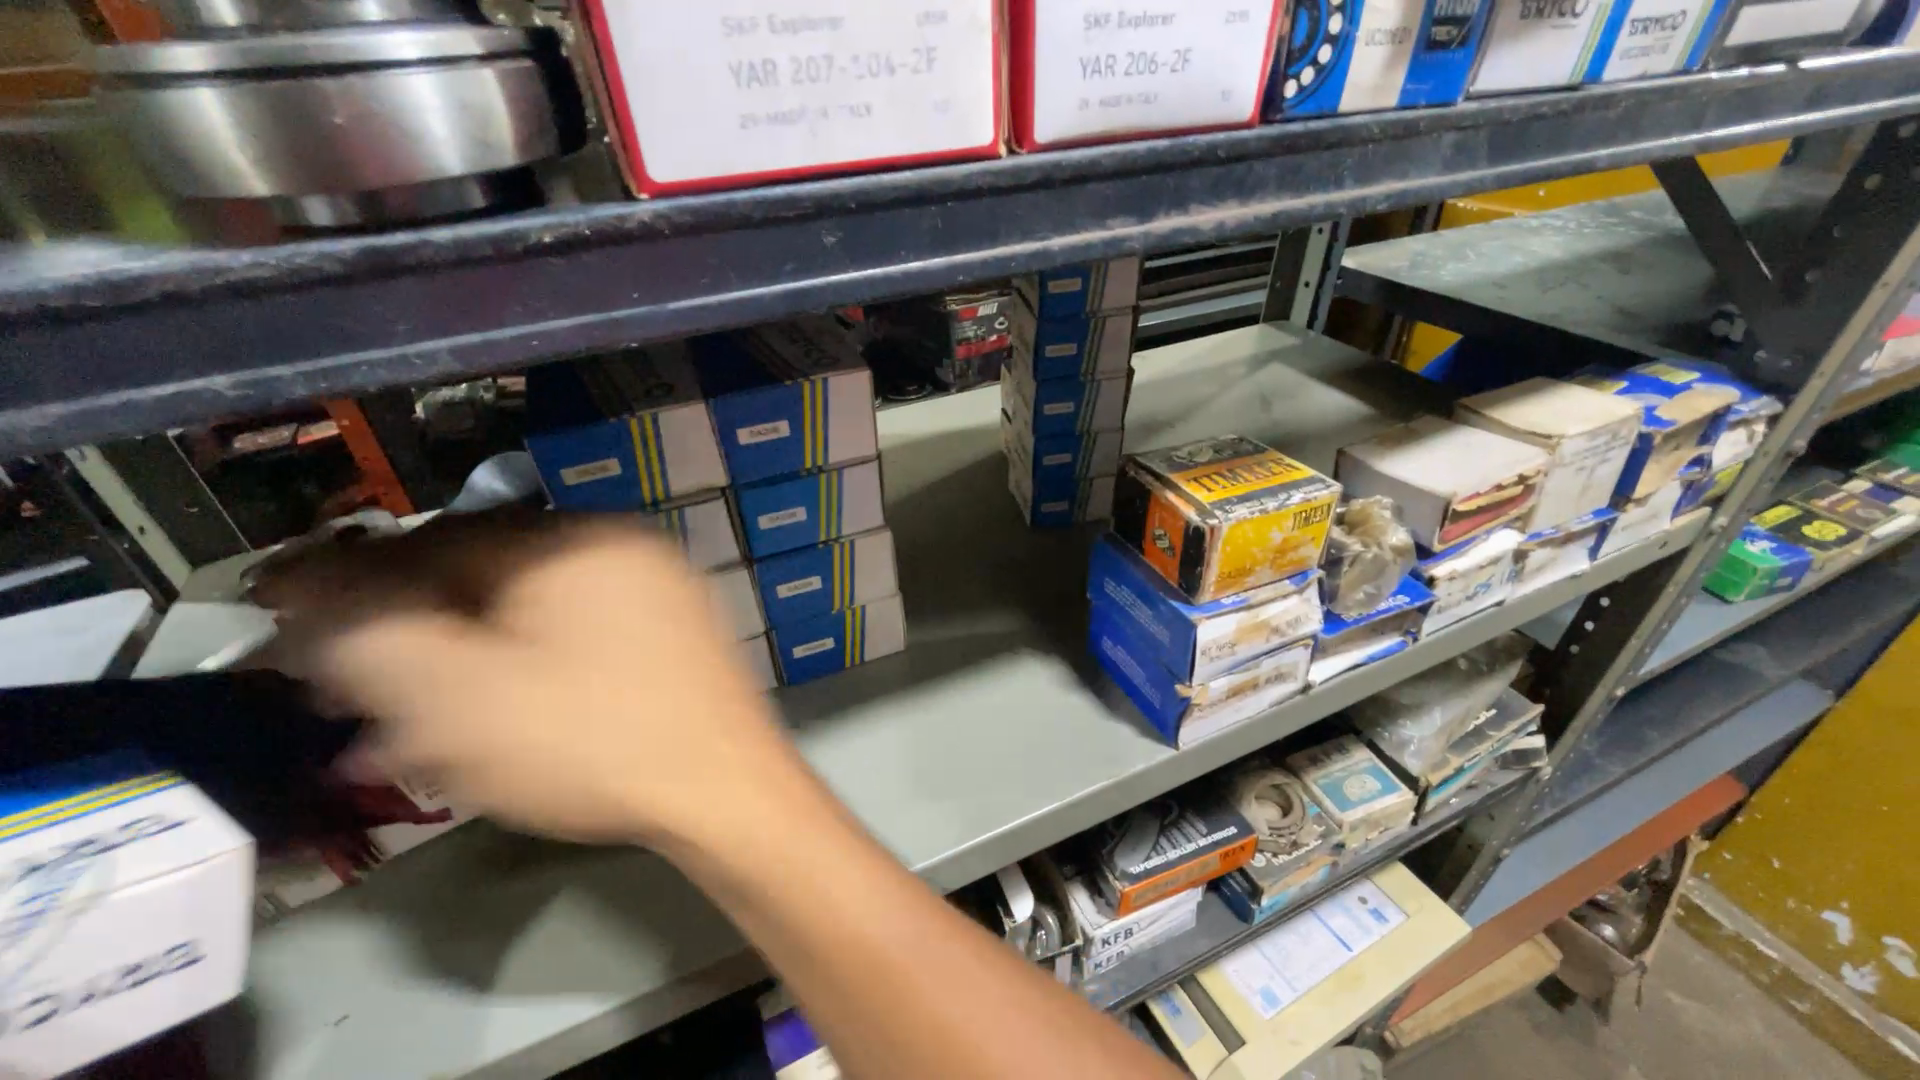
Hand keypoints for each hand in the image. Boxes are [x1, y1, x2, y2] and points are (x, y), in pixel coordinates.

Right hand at [257, 513, 817, 852]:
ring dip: (458, 666)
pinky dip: (520, 679)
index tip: (298, 616)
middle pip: (483, 581)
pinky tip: (485, 730)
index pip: (438, 541)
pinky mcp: (671, 647)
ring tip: (402, 725)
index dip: (359, 580)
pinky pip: (574, 648)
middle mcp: (621, 553)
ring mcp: (656, 599)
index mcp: (573, 542)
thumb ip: (373, 634)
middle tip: (348, 684)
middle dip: (409, 634)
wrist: (728, 797)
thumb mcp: (459, 693)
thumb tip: (316, 590)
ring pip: (528, 622)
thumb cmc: (592, 743)